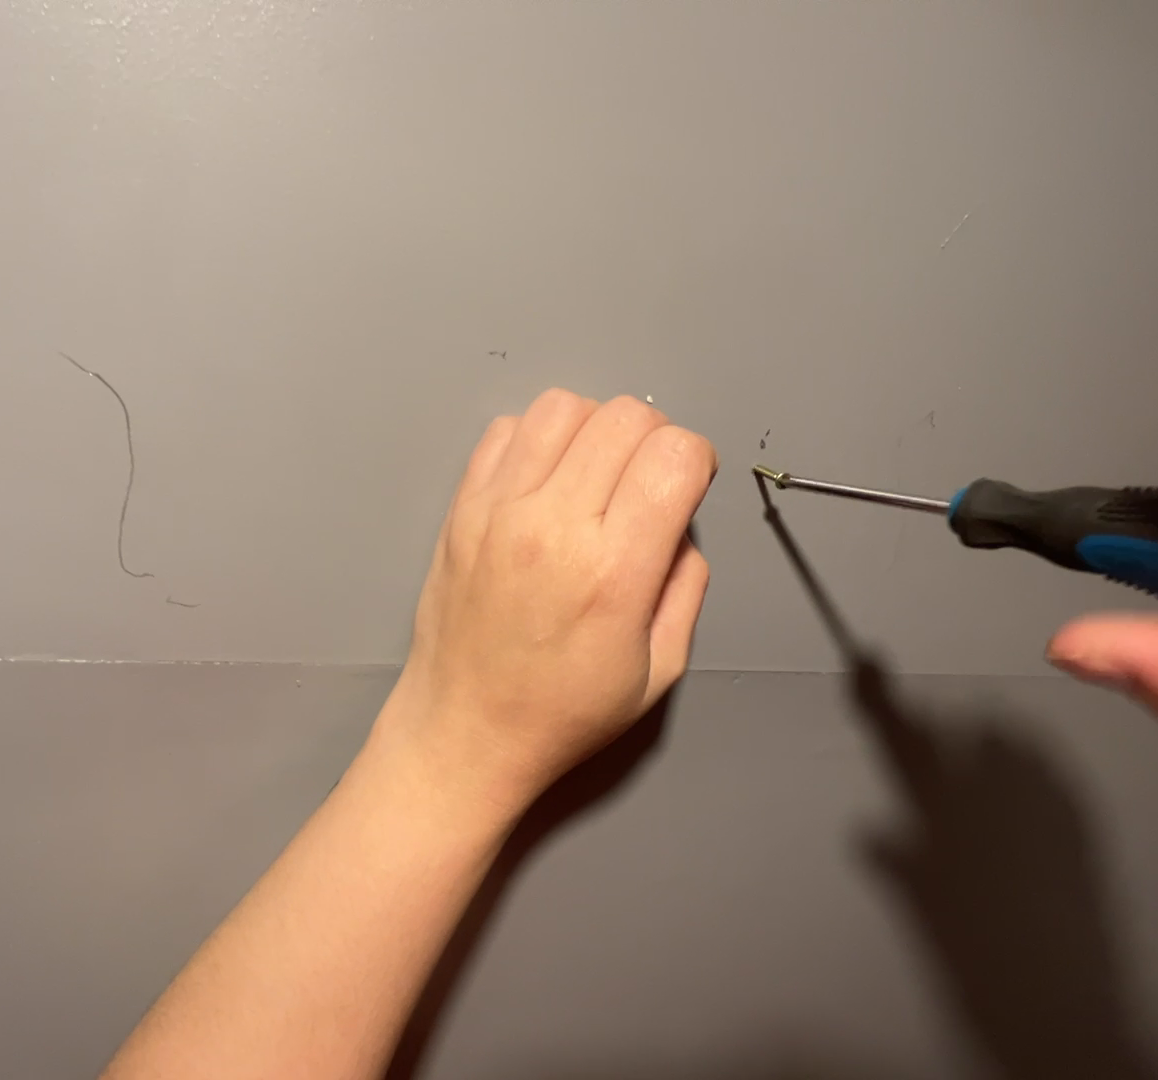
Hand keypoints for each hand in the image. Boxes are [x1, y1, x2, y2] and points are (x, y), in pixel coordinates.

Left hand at [374, 389, 717, 816]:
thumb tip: (680, 523)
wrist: (465, 730)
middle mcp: (553, 525)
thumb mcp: (660, 669)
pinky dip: (537, 439)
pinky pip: (505, 429)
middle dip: (654, 438)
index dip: (695, 460)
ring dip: (594, 429)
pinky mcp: (462, 508)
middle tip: (643, 483)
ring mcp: (498, 510)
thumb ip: (687, 586)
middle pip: (624, 417)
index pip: (674, 454)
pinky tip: (543, 481)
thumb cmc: (563, 712)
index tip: (686, 487)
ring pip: (563, 406)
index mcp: (613, 571)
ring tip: (592, 475)